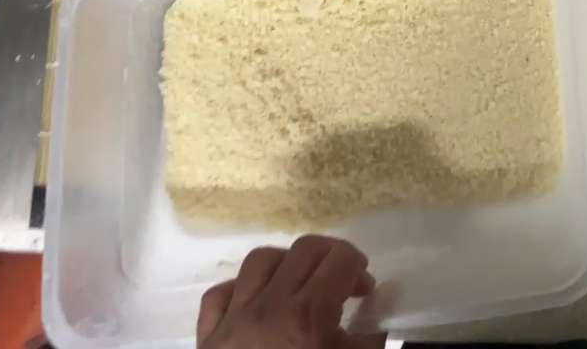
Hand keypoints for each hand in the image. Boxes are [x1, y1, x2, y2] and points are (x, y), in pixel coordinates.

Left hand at [197, 236, 383, 348]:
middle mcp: (270, 305)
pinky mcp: (206, 339)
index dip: (359, 267)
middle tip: (341, 283)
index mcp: (308, 316)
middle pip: (305, 248)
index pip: (341, 259)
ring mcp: (233, 320)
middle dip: (330, 256)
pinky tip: (254, 303)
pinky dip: (238, 290)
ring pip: (261, 260)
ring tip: (299, 284)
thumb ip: (366, 348)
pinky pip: (219, 295)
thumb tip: (379, 330)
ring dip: (286, 263)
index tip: (365, 289)